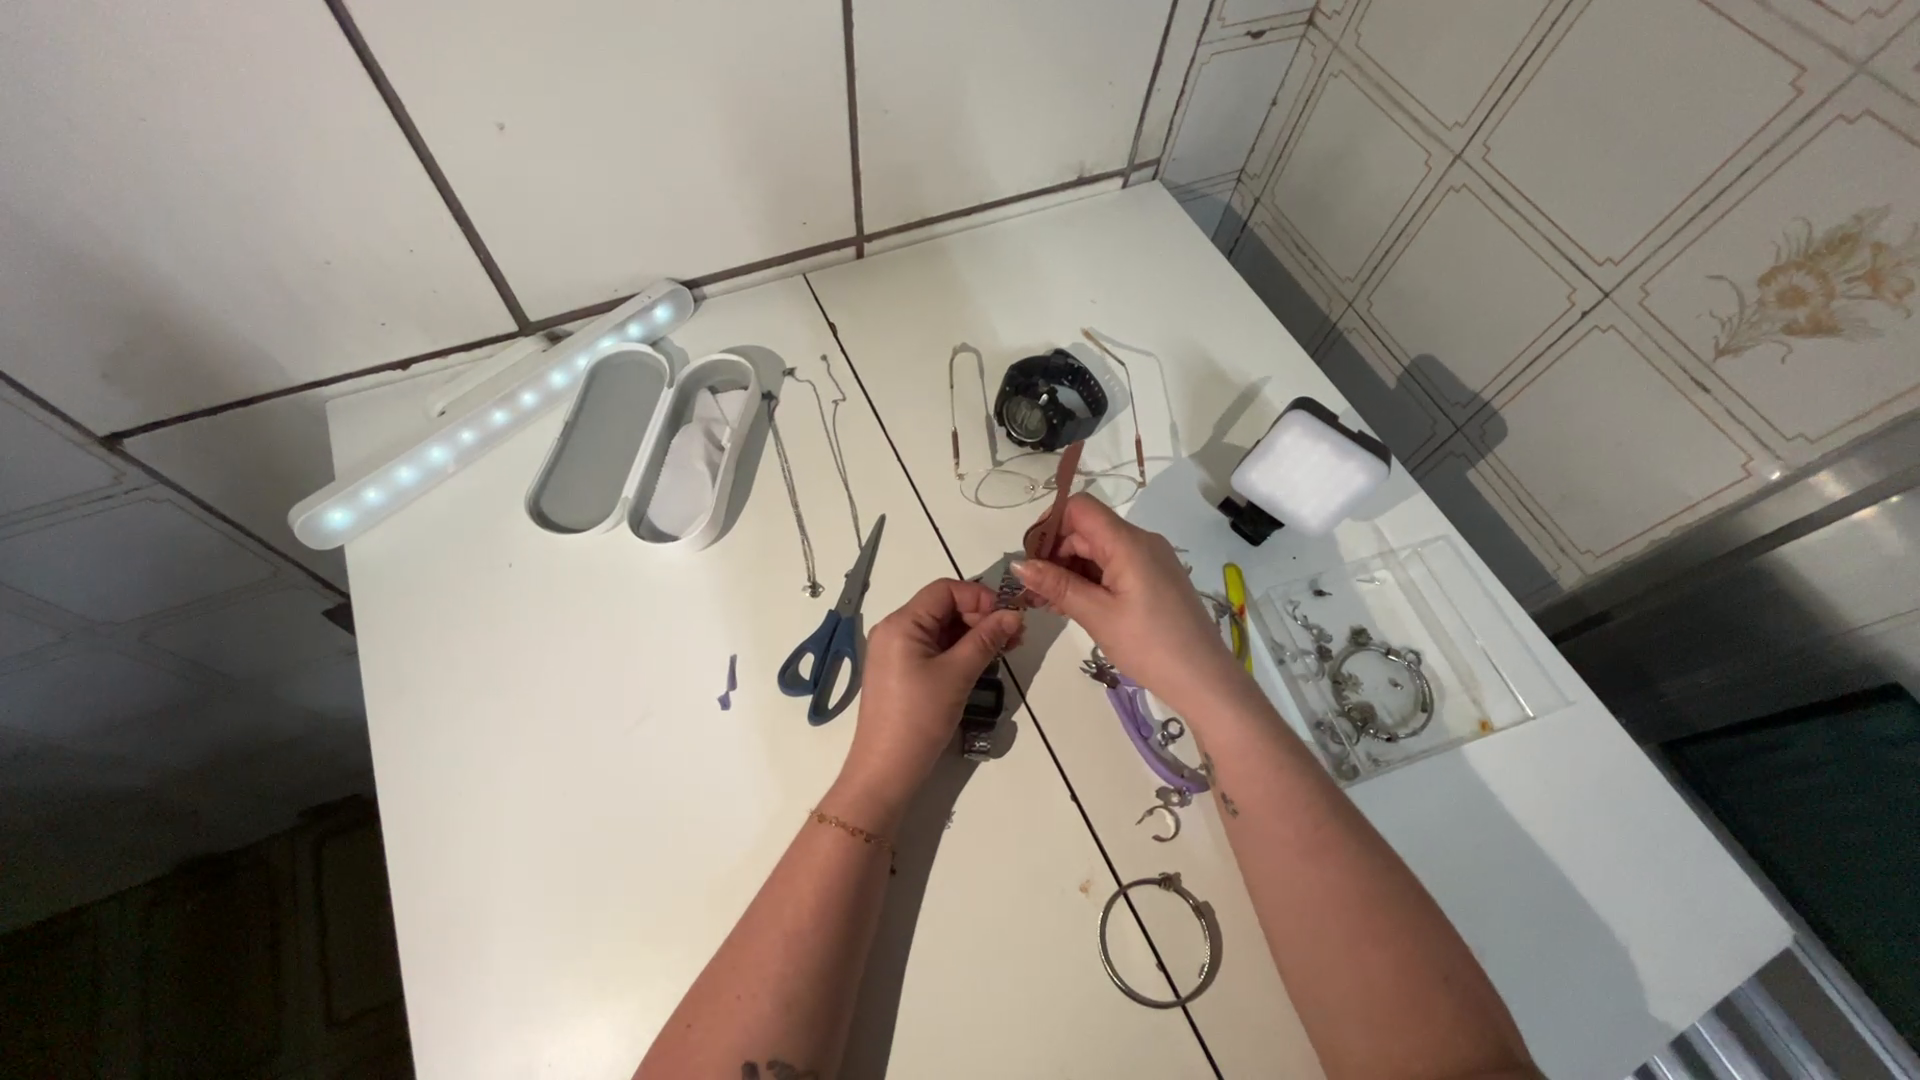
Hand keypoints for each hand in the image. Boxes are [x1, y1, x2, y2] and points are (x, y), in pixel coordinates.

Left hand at [832, 579, 1021, 823]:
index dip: (979, 597)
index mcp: (901, 623)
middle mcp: (894, 630)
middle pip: (943, 607)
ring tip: (1007, 648)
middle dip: (980, 616)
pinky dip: (959, 650)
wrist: (886, 770)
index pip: (945, 590)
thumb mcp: (957, 674)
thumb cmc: (919, 718)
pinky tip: (983, 660)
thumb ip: (986, 639)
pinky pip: (934, 648)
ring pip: (941, 628)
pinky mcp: (901, 672)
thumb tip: (1014, 614)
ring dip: (973, 633)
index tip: (1008, 616)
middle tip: (1015, 635)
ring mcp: (896, 652)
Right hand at [1013, 494, 1240, 710]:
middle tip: (1034, 593)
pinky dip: (1091, 580)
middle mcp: (1142, 542)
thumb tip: (1018, 564)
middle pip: (1087, 530)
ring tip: (1052, 604)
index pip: (1080, 508)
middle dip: (1055, 554)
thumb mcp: (1097, 615)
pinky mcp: (1155, 579)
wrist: (1204, 679)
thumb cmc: (1149, 645)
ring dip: (1071, 570)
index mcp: (1128, 542)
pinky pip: (1115, 566)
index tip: (1030, 558)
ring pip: (1099, 550)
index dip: (1050, 524)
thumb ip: (1057, 585)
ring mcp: (1151, 560)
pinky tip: (1077, 606)